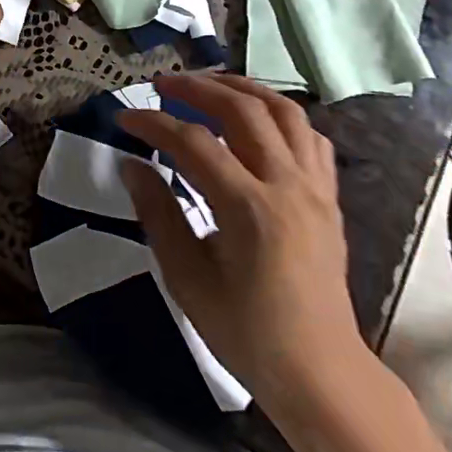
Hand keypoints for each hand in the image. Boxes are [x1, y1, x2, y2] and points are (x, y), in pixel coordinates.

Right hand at [116, 74, 370, 405]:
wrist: (316, 367)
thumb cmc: (242, 327)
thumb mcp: (184, 274)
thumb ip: (158, 212)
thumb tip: (132, 166)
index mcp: (249, 208)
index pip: (194, 143)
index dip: (153, 124)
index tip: (122, 119)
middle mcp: (289, 187)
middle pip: (245, 111)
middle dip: (198, 89)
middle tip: (161, 84)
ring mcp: (316, 191)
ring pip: (286, 114)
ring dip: (244, 91)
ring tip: (207, 86)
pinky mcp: (328, 200)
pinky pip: (309, 139)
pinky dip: (278, 117)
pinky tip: (253, 122)